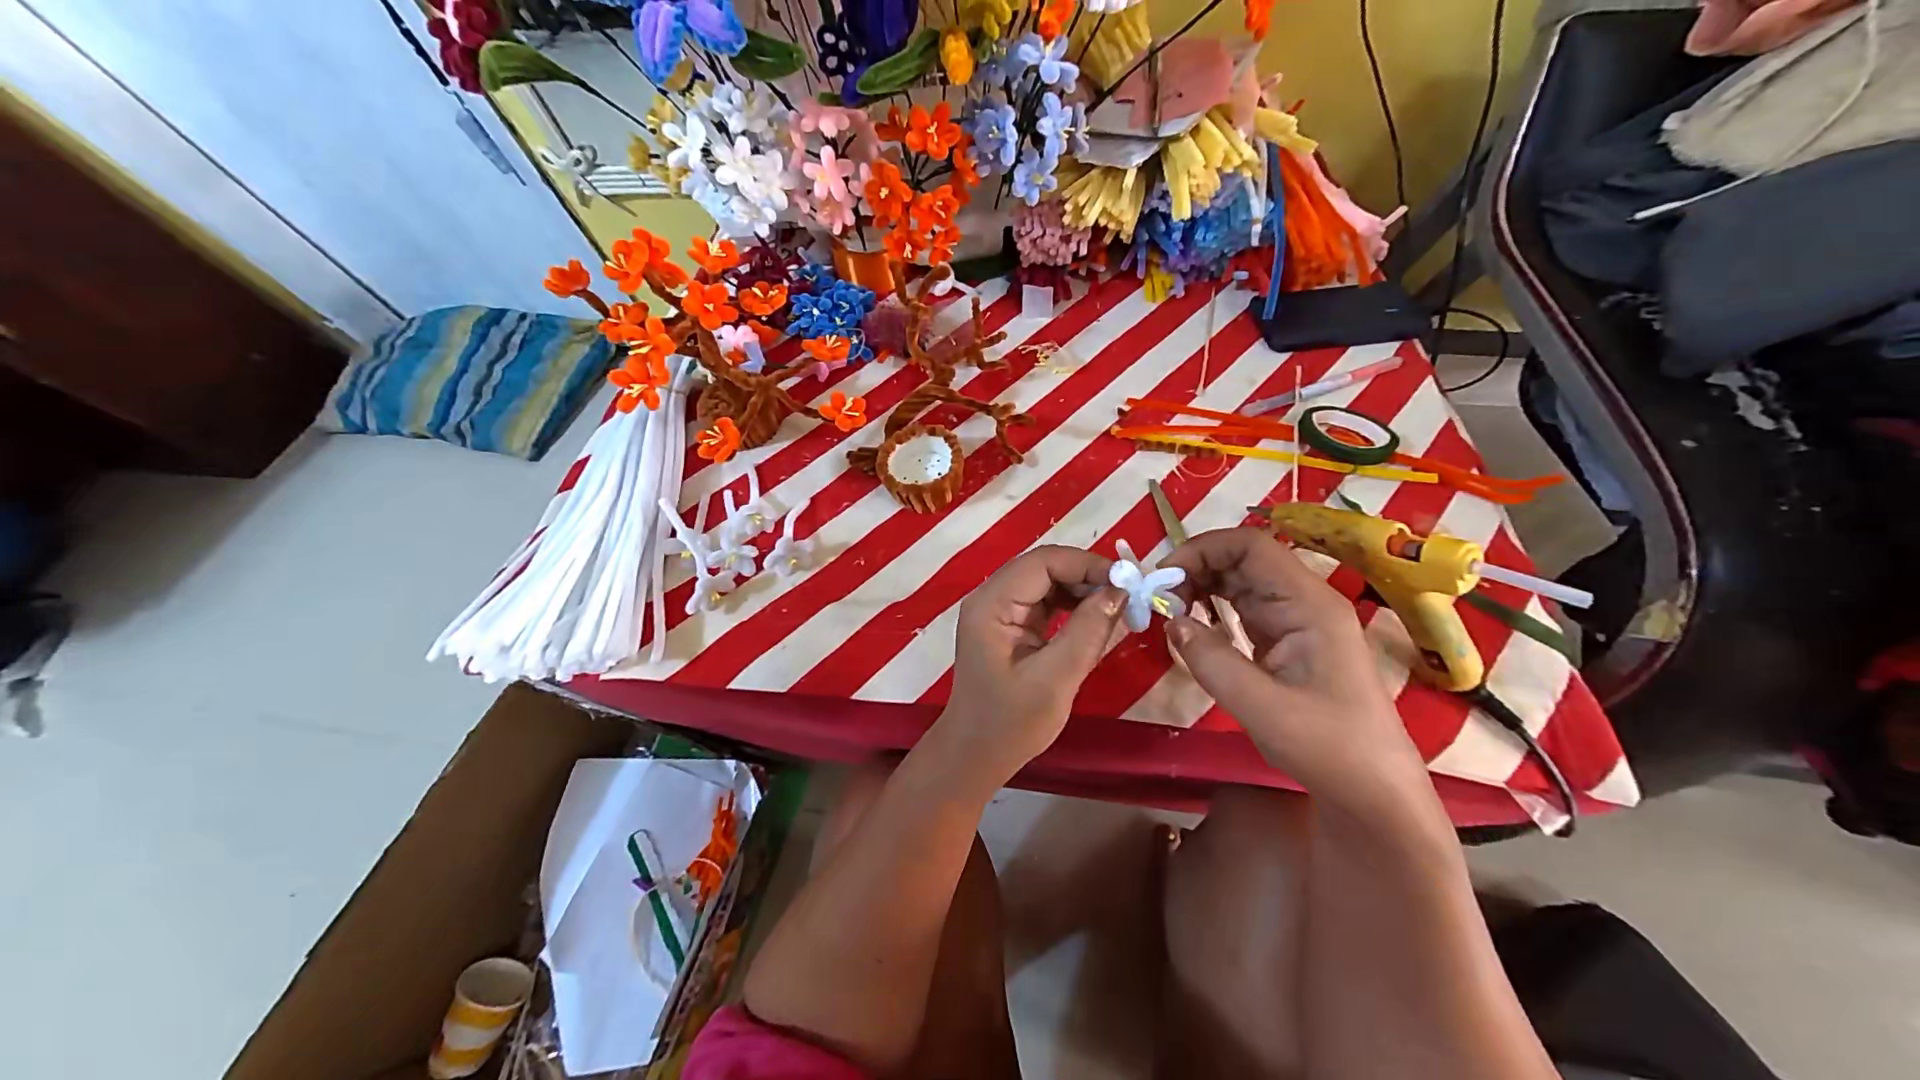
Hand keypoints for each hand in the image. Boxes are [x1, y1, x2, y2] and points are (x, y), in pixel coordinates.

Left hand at [938, 546, 1124, 783]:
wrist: (976, 755)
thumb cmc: (1011, 723)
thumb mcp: (1055, 679)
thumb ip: (1088, 630)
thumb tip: (1120, 591)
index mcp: (991, 604)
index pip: (1043, 562)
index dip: (1087, 565)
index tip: (1128, 583)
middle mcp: (991, 598)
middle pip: (1045, 567)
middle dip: (1088, 576)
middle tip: (1129, 595)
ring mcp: (999, 611)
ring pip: (1047, 582)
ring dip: (1083, 589)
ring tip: (1119, 606)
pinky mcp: (1010, 625)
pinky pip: (1045, 601)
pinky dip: (1073, 605)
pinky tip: (1097, 618)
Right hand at [1161, 528, 1435, 819]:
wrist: (1374, 792)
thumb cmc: (1328, 747)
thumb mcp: (1261, 707)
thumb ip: (1212, 660)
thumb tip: (1171, 623)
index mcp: (1308, 604)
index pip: (1250, 547)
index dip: (1202, 550)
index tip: (1163, 580)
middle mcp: (1304, 602)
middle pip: (1243, 560)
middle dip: (1196, 569)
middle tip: (1158, 601)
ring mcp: (1297, 622)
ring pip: (1241, 584)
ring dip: (1202, 589)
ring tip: (1169, 613)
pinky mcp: (1288, 643)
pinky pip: (1244, 611)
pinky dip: (1213, 611)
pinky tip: (1191, 628)